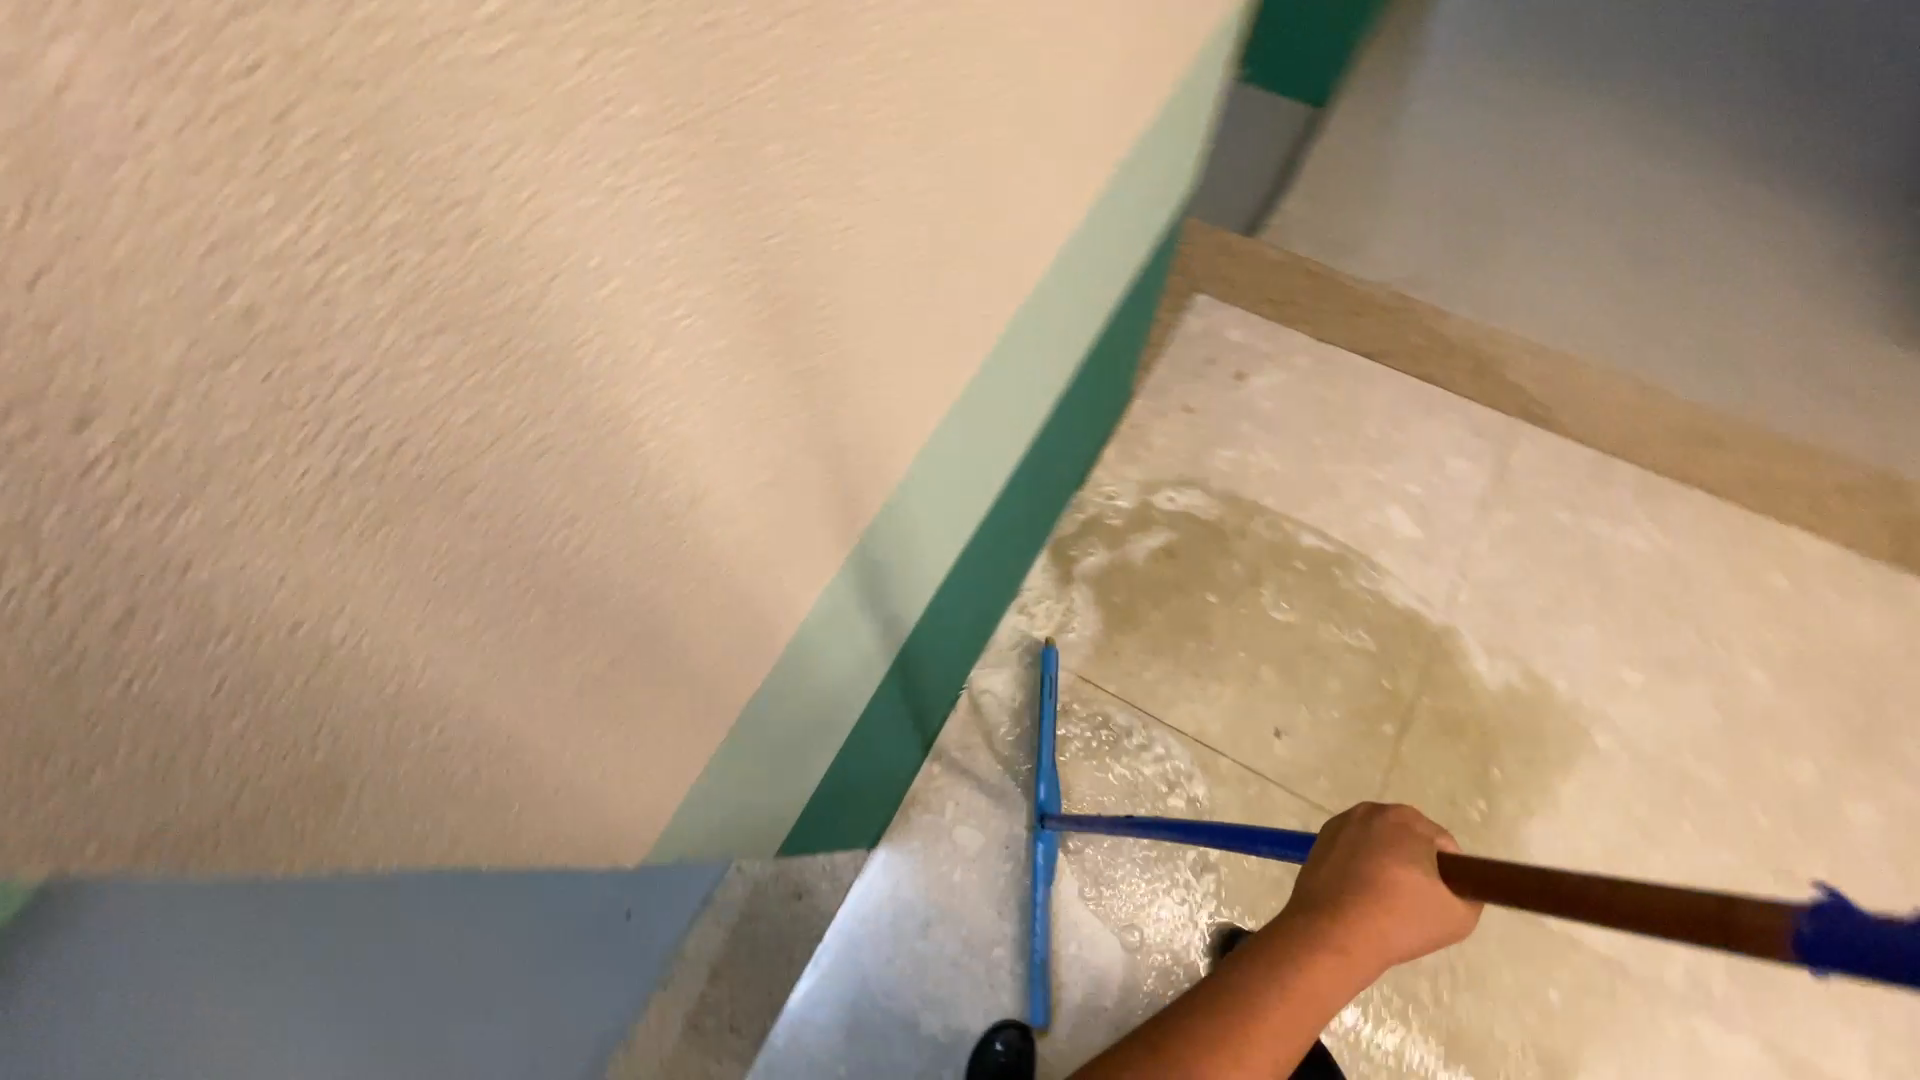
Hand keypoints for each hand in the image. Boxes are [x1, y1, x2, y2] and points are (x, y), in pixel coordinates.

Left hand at [1270, 802, 1480, 974]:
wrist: (1334, 932)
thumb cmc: (1400, 919)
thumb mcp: (1461, 915)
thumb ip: (1471, 893)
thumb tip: (1457, 886)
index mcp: (1405, 819)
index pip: (1442, 845)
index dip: (1449, 874)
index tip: (1440, 900)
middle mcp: (1370, 811)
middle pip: (1407, 839)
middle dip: (1415, 866)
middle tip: (1413, 902)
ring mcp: (1340, 824)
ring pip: (1378, 845)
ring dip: (1386, 865)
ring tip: (1383, 901)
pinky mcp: (1319, 841)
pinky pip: (1352, 851)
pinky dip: (1359, 867)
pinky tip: (1359, 895)